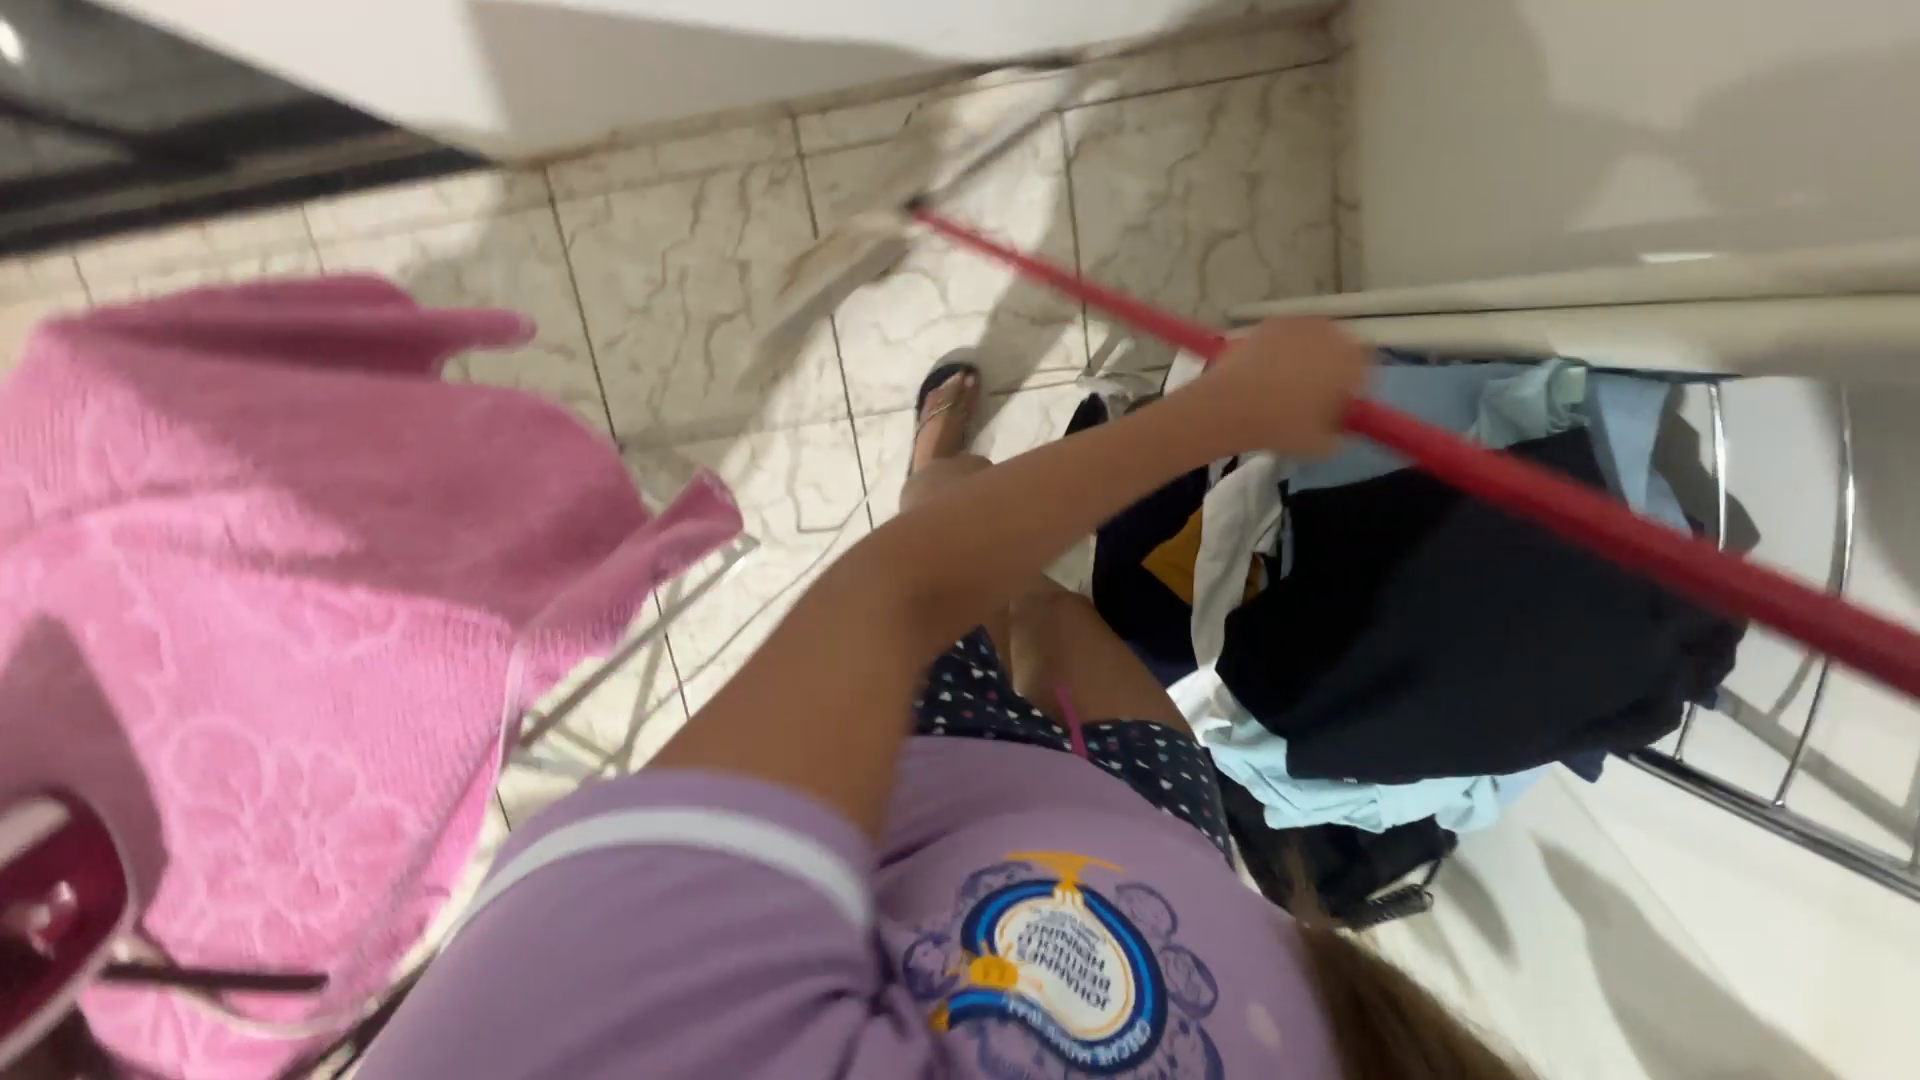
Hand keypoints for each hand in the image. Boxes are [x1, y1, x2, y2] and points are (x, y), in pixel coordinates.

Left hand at [1187, 317, 1369, 457]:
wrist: (1228, 405)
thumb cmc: (1280, 426)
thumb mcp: (1321, 445)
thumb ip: (1339, 434)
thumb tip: (1337, 428)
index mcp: (1354, 362)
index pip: (1367, 374)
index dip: (1353, 393)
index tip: (1339, 410)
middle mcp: (1333, 335)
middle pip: (1342, 353)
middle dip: (1332, 372)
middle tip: (1312, 398)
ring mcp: (1299, 324)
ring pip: (1314, 343)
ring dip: (1307, 359)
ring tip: (1285, 385)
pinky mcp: (1269, 323)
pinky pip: (1285, 339)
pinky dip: (1281, 352)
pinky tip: (1265, 372)